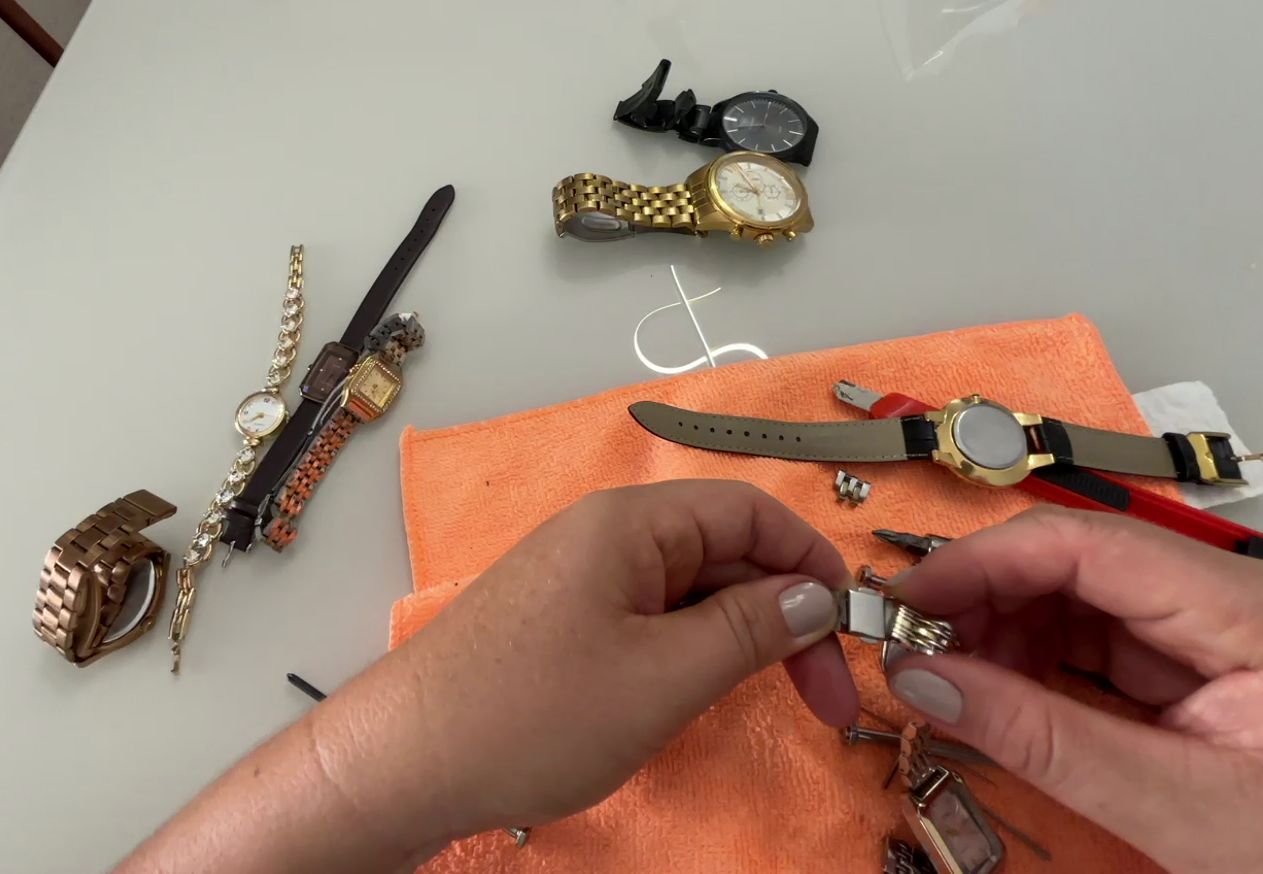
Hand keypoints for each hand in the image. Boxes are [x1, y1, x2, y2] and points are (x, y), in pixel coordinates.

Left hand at [117, 480, 857, 873]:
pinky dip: (691, 645)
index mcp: (629, 520)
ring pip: (687, 586)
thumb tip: (815, 595)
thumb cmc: (538, 710)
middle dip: (781, 610)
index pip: (744, 508)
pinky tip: (705, 688)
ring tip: (779, 700)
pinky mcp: (566, 614)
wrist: (410, 755)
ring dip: (739, 633)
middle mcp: (606, 532)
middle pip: (719, 548)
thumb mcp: (661, 675)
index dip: (807, 557)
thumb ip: (746, 628)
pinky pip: (649, 613)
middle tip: (827, 699)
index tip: (852, 624)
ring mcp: (583, 574)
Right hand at [884, 505, 1262, 873]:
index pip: (1086, 545)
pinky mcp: (1204, 664)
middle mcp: (1236, 597)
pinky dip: (1036, 658)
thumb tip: (912, 678)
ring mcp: (1220, 629)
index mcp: (1260, 611)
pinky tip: (1004, 687)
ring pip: (1074, 595)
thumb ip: (1042, 741)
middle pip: (1074, 561)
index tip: (906, 604)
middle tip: (919, 649)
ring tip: (956, 675)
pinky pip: (1095, 638)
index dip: (980, 562)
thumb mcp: (1194, 820)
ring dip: (1002, 629)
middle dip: (985, 599)